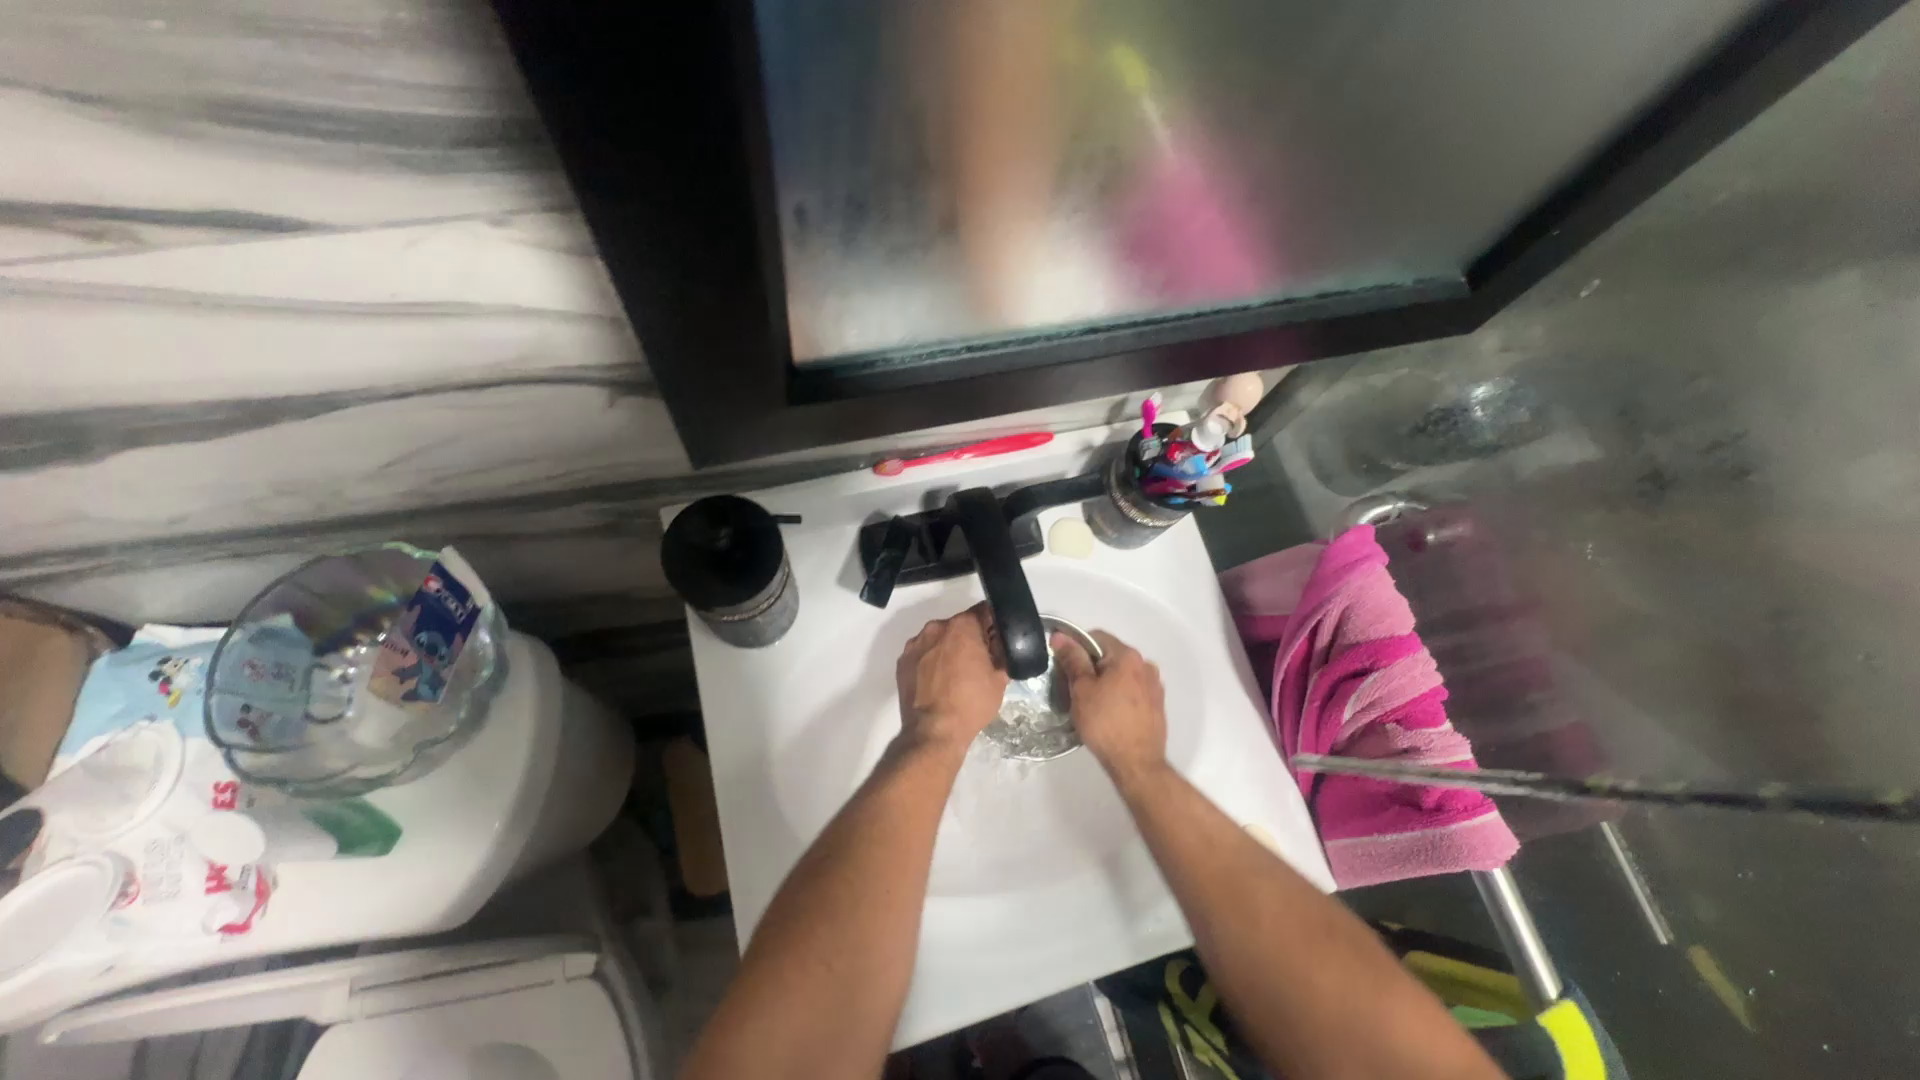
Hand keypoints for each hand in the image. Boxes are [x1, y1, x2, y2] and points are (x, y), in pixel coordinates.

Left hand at [896, 603, 1008, 750]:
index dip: (994, 624)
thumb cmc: (971, 703)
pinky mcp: (902, 661)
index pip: (984, 611)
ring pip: (939, 638)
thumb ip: (1002, 654)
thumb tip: (999, 645)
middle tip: (979, 661)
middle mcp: (936, 627)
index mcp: (962, 626)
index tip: (997, 640)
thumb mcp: (999, 679)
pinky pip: (923, 653)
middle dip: (970, 637)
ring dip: (949, 648)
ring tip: (956, 674)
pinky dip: (931, 660)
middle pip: (959, 624)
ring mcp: (915, 644)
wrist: (933, 731)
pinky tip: (938, 681)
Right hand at [1053, 629, 1166, 779]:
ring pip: (1122, 675)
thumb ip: (1072, 660)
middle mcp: (1146, 665)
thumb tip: (1060, 637)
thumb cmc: (1105, 723)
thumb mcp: (1082, 690)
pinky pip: (1132, 691)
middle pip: (1110, 656)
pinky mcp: (1157, 705)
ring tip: (1092, 704)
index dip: (1076, 648)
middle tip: (1074, 689)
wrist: (1137, 763)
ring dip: (1106, 682)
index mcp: (1128, 656)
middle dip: (1091, 667)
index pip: (1096, 637)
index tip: (1065, 668)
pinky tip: (1109, 714)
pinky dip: (1119, 696)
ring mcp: (1155, 686)